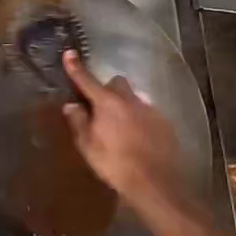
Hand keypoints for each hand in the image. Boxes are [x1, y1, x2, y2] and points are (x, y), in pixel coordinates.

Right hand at [61, 50, 190, 216]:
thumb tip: (71, 106)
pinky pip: (148, 112)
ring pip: (134, 98)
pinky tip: (138, 136)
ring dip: (125, 105)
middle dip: (108, 89)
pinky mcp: (165, 122)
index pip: (87, 80)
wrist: (154, 182)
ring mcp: (150, 109)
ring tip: (121, 126)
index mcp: (108, 103)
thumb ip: (78, 122)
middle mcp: (130, 100)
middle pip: (117, 83)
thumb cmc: (114, 164)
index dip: (76, 67)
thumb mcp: (88, 146)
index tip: (70, 53)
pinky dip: (140, 118)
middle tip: (100, 107)